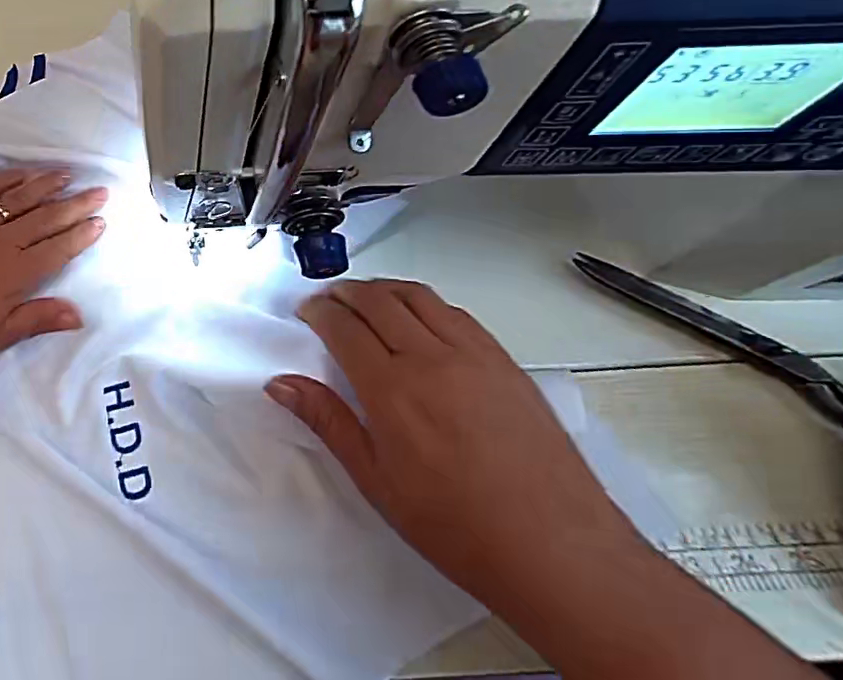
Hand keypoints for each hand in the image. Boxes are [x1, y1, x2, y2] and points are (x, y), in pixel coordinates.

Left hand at [0, 167, 106, 382]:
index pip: (55, 249)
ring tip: (67, 173)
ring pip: (16, 199)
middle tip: (100, 190)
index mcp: (11, 274)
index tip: (101, 220)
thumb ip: (34, 320)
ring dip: (44, 184)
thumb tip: (78, 313)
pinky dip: (4, 179)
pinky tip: (18, 173)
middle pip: (43, 218)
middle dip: (74, 205)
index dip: (80, 235)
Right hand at [265, 280, 642, 611]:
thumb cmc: (460, 526)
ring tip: (366, 299)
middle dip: (344, 292)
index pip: (343, 326)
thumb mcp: (377, 481)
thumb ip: (328, 421)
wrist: (559, 553)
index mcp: (393, 390)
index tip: (306, 312)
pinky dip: (425, 303)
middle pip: (377, 300)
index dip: (318, 311)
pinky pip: (457, 313)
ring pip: (418, 296)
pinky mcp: (507, 364)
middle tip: (327, 300)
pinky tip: (419, 319)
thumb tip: (282, 384)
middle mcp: (433, 360)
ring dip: (383, 289)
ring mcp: (476, 357)